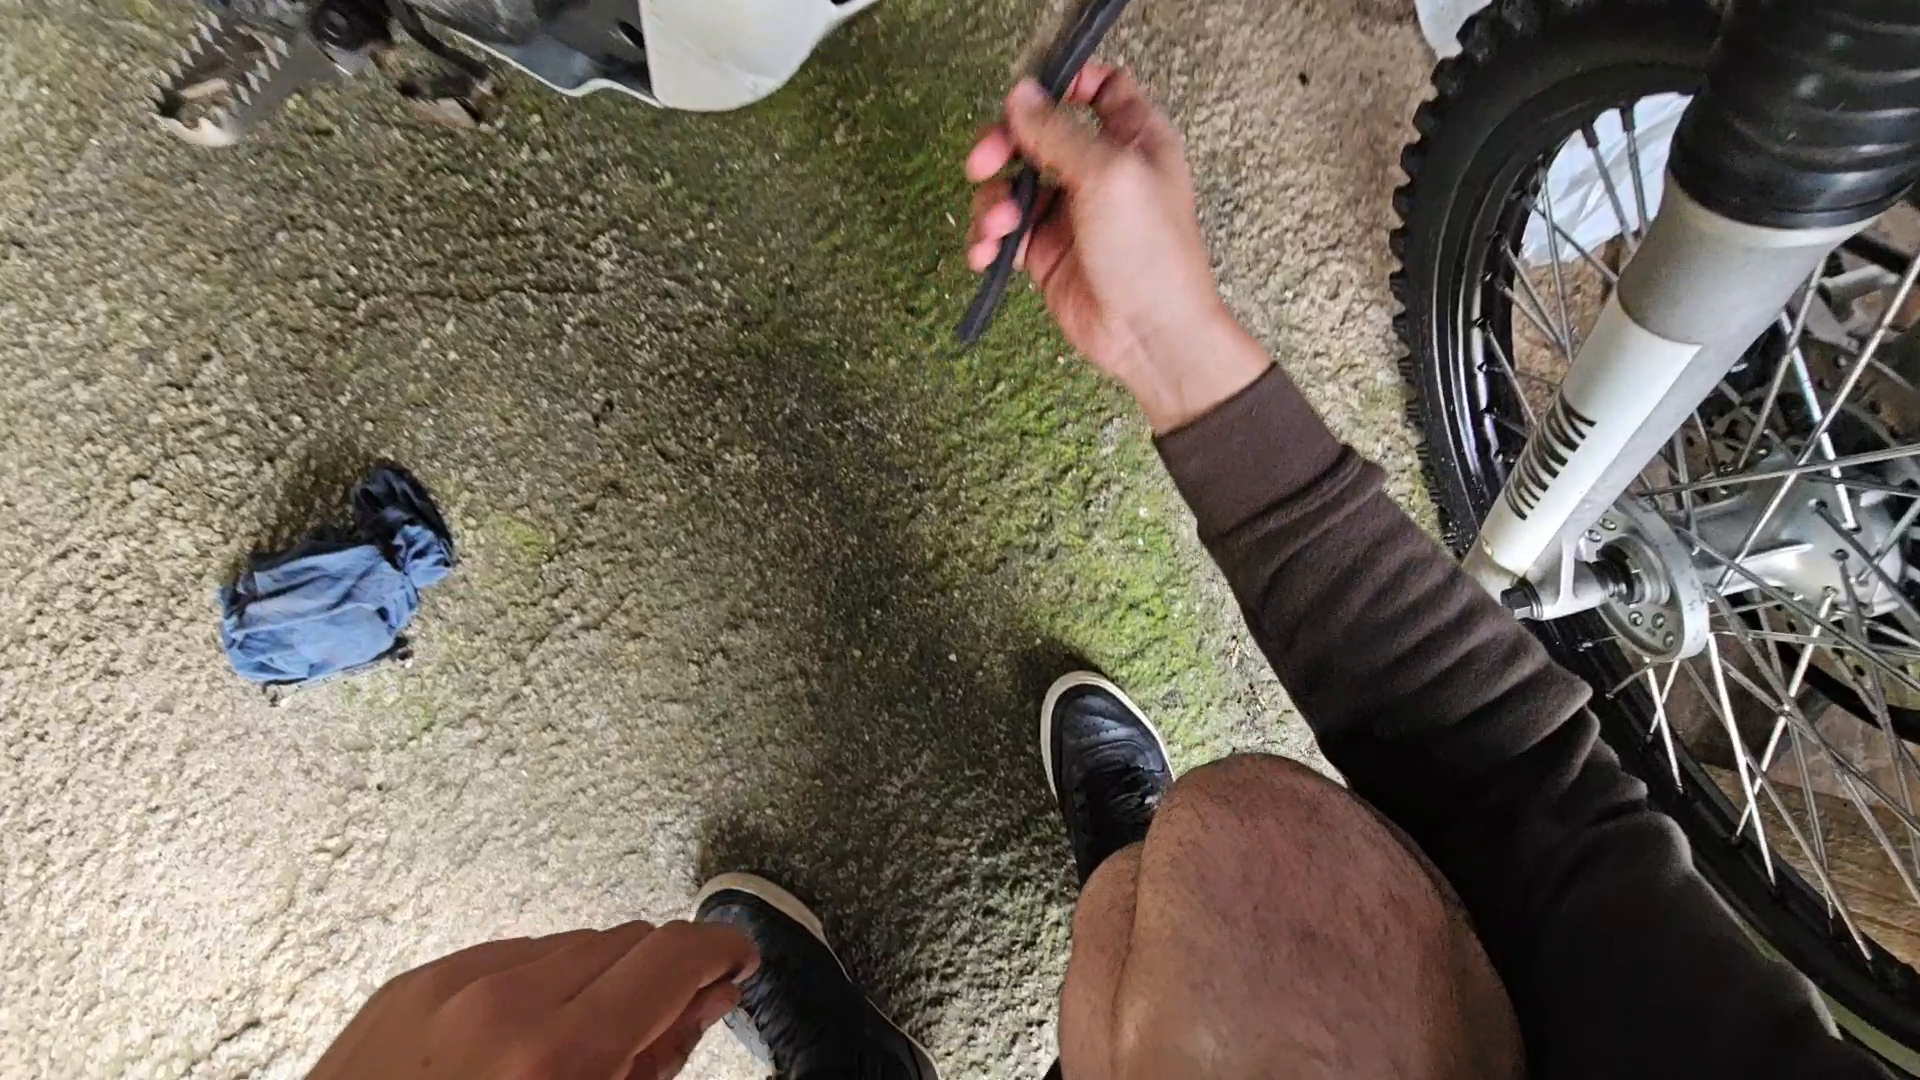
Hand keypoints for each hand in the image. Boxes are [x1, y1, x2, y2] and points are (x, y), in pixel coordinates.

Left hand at [307, 920, 757, 1079]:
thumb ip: (661, 1058)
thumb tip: (712, 995)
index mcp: (552, 1058)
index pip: (672, 954)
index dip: (720, 949)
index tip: (736, 961)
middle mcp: (500, 1002)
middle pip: (629, 940)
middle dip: (654, 977)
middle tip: (650, 1028)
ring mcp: (447, 985)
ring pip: (575, 941)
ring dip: (595, 981)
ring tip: (568, 1048)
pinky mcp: (410, 982)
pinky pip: (512, 953)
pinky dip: (536, 985)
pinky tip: (514, 1042)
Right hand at [965, 64, 1269, 431]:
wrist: (1147, 332)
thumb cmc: (1150, 256)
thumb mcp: (1108, 174)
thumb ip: (1059, 133)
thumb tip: (1021, 97)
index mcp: (1132, 140)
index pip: (1099, 89)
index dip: (1064, 85)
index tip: (1030, 98)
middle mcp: (1099, 173)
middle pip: (1038, 136)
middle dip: (1004, 146)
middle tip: (983, 163)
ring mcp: (1070, 215)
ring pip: (1013, 186)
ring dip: (992, 203)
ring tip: (997, 228)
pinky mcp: (1045, 254)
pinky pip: (1005, 234)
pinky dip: (988, 240)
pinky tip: (984, 254)